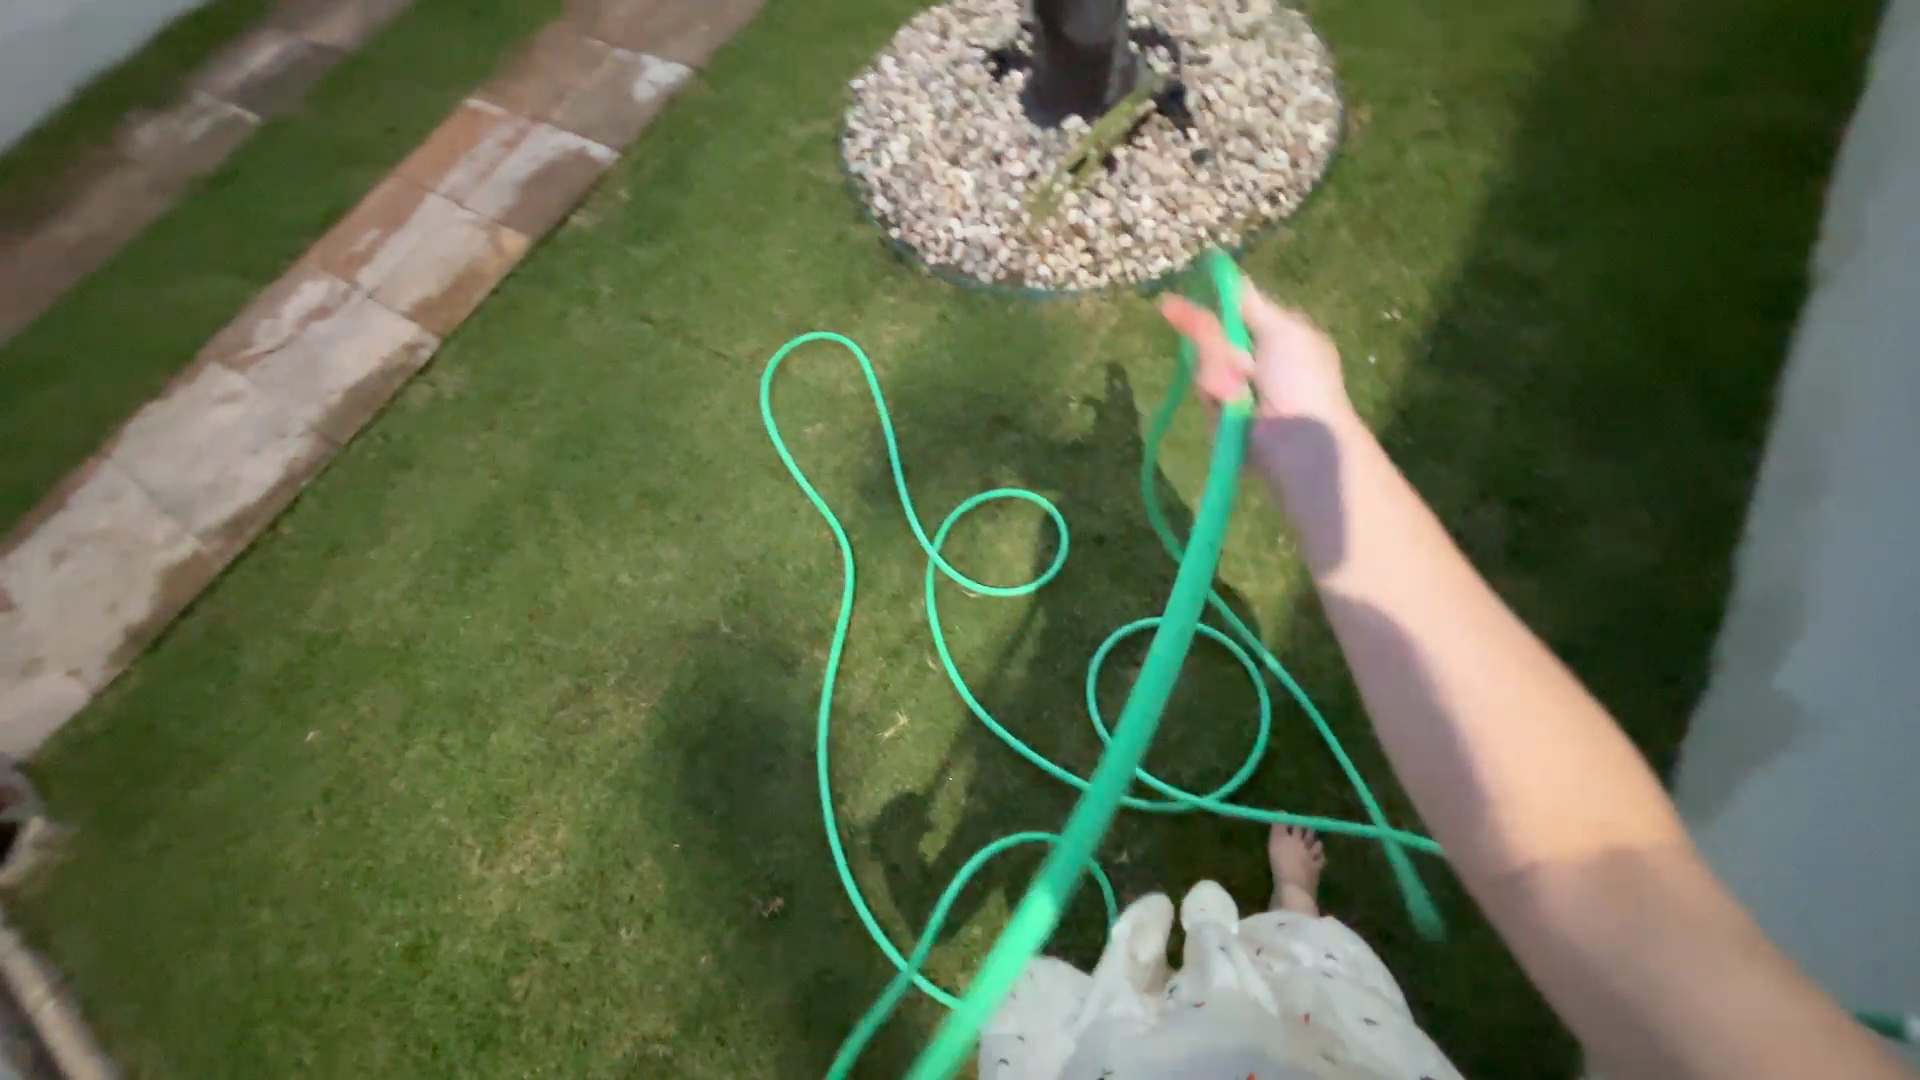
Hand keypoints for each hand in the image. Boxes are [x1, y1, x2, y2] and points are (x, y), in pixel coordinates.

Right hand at [1157, 284, 1351, 424]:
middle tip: (1236, 363)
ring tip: (1241, 394)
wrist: (1297, 438)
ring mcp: (1240, 389)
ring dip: (1218, 377)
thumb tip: (1228, 272)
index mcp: (1279, 335)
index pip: (1234, 314)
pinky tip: (1233, 407)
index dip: (1209, 310)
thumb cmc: (1300, 379)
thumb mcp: (1280, 329)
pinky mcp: (1224, 415)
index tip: (1173, 305)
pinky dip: (1217, 399)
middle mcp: (1258, 360)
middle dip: (1217, 351)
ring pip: (1206, 369)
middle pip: (1213, 341)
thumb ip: (1248, 303)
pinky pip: (1206, 396)